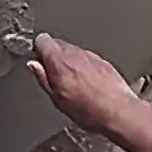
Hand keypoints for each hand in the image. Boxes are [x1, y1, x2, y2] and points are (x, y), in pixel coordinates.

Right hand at [26, 34, 151, 138]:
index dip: (38, 50)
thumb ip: (42, 78)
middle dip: (53, 55)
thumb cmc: (89, 110)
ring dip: (69, 61)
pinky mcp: (103, 61)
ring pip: (73, 50)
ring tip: (72, 83)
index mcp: (58, 61)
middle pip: (57, 43)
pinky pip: (87, 58)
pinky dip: (84, 66)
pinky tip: (87, 84)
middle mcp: (74, 54)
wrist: (118, 112)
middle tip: (54, 74)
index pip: (42, 40)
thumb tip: (33, 66)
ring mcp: (90, 56)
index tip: (39, 61)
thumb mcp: (56, 99)